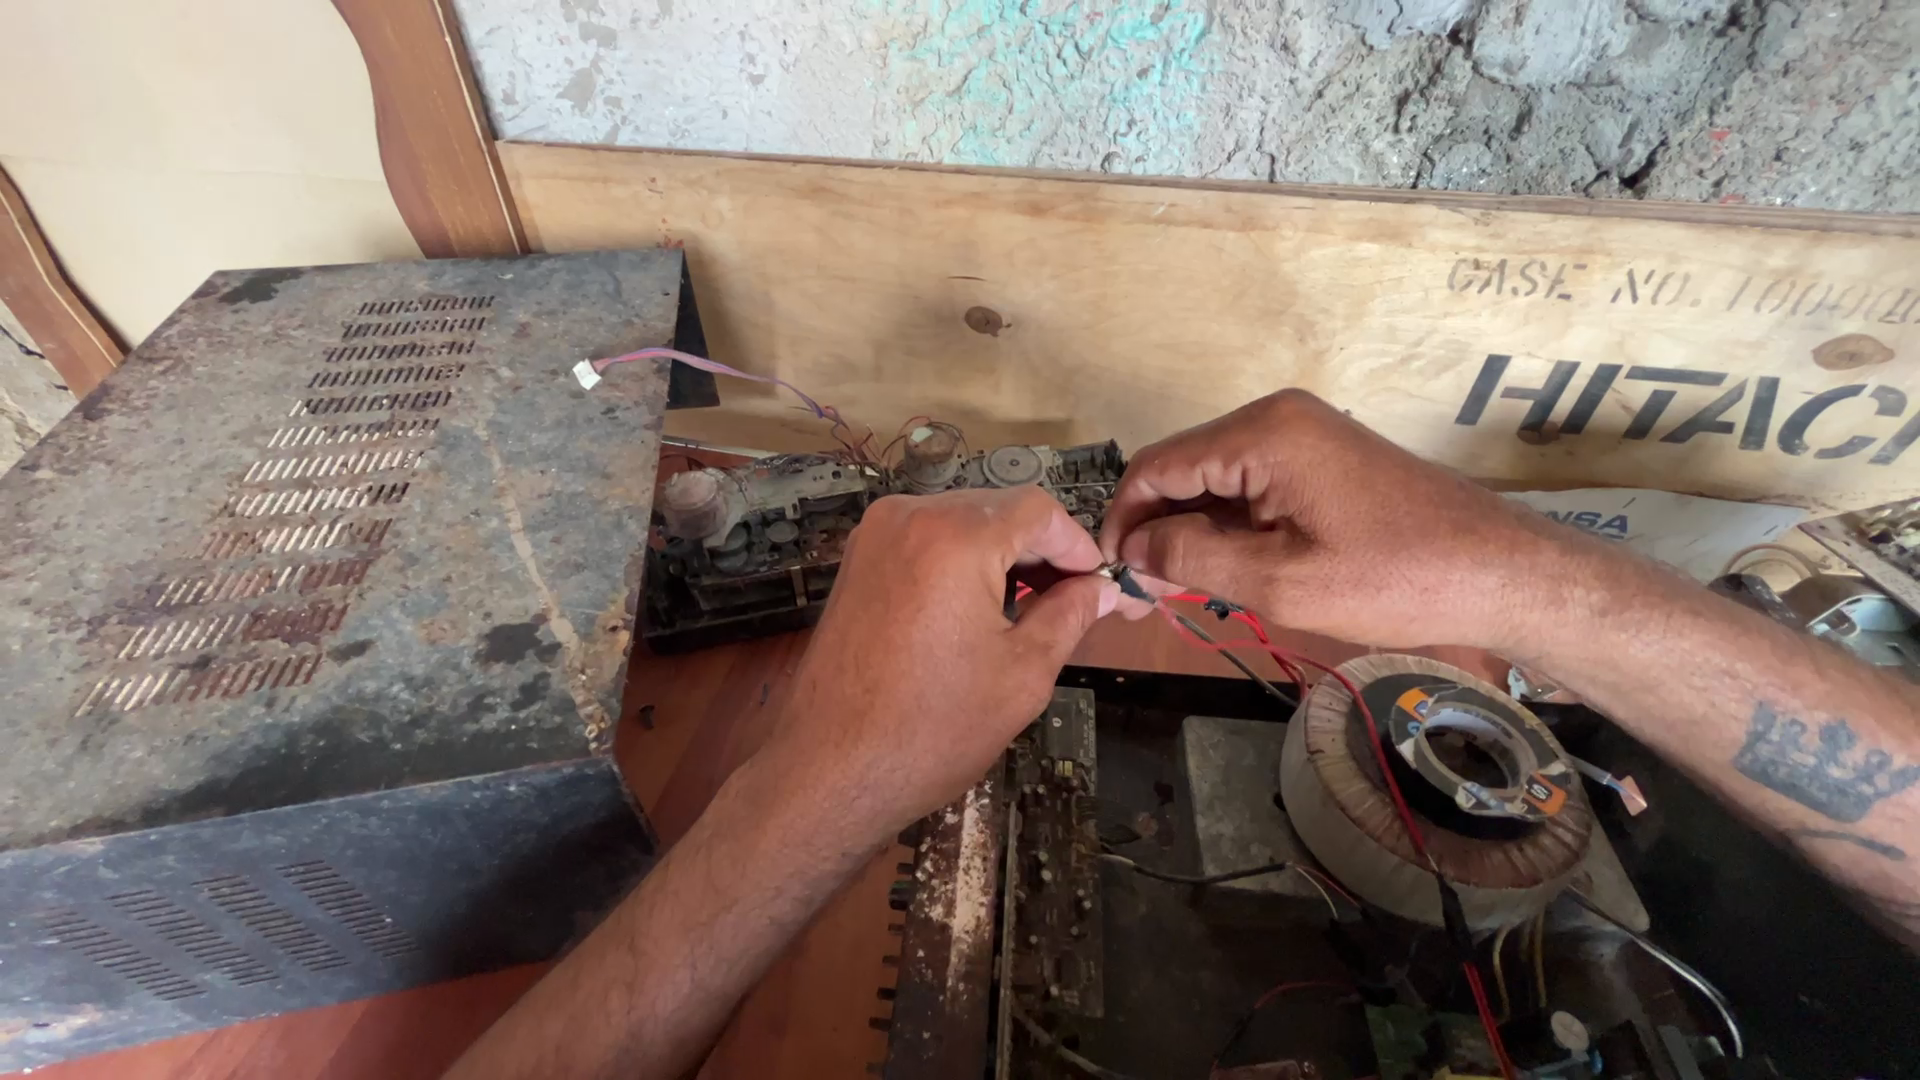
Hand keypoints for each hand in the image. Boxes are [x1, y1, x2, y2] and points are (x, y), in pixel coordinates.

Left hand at [756, 487, 1119, 845]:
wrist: (829, 770)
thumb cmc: (932, 730)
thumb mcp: (1021, 674)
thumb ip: (1069, 616)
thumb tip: (1102, 590)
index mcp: (954, 535)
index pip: (1037, 509)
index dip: (1077, 544)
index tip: (1099, 584)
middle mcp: (909, 514)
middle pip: (998, 509)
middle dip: (1041, 548)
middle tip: (1073, 598)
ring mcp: (876, 534)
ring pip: (962, 520)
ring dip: (1002, 553)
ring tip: (1031, 606)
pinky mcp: (858, 559)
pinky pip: (927, 538)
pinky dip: (962, 559)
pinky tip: (980, 604)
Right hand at [1099, 389, 1593, 653]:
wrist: (1507, 575)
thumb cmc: (1396, 580)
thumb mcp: (1280, 583)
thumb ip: (1192, 560)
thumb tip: (1133, 549)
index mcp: (1262, 434)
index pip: (1157, 466)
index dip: (1123, 518)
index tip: (1113, 571)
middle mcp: (1274, 418)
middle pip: (1181, 469)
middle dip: (1155, 528)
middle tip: (1145, 592)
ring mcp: (1300, 435)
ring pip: (1211, 481)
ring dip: (1188, 531)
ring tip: (1178, 588)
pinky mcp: (1317, 458)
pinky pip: (1246, 486)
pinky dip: (1224, 526)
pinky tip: (1220, 568)